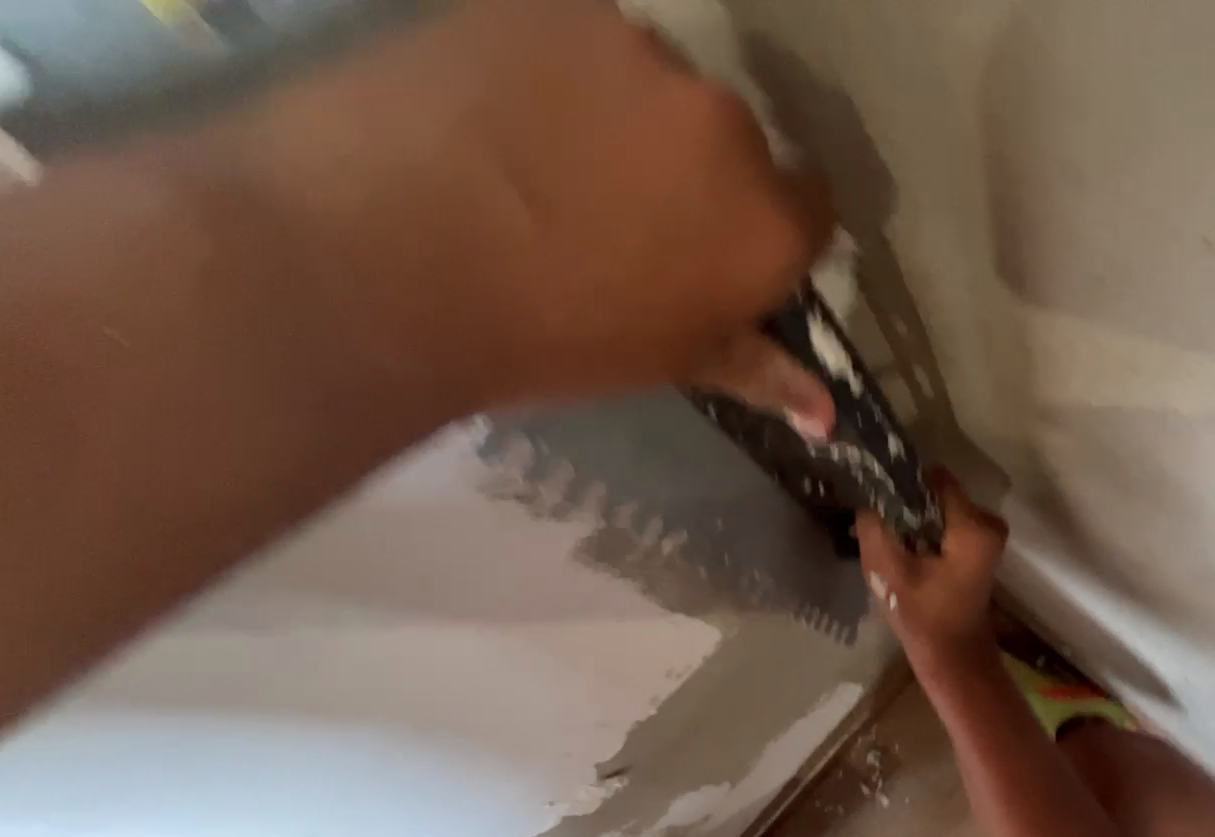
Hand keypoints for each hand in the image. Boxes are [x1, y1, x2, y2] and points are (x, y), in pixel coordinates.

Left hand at [220, 0, 835, 431]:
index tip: (712, 252)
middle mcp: (729, 127)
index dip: (764, 231)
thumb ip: (761, 372)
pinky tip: (500, 117)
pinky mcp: (555, 3)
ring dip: (625, 118)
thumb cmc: (553, 338)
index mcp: (767, 225)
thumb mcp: (671, 363)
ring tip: (545, 162)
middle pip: (734, 143)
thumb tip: (828, 416)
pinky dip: (556, 73)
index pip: (809, 209)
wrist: (385, 263)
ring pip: (656, 86)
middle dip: (695, 175)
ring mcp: (642, 53)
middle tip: (618, 215)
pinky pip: (578, 39)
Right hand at [856, 469, 1009, 666]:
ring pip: (942, 508)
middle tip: (880, 520)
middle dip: (908, 503)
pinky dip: (928, 530)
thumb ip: (874, 528)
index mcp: (972, 526)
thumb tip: (864, 498)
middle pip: (939, 493)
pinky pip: (949, 523)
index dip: (904, 483)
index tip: (878, 492)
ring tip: (890, 535)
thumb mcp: (889, 571)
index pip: (936, 478)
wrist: (953, 653)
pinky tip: (907, 548)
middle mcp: (988, 523)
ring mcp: (988, 534)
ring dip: (916, 518)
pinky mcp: (981, 546)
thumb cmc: (923, 615)